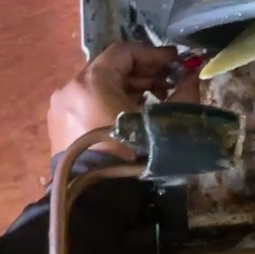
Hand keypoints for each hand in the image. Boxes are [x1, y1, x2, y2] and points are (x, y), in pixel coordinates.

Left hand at [49, 42, 197, 157]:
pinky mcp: (59, 127)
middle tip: (170, 81)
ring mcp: (61, 109)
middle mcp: (70, 89)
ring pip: (99, 87)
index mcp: (91, 82)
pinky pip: (89, 104)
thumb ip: (183, 93)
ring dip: (129, 88)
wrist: (98, 200)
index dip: (153, 53)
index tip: (176, 60)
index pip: (123, 52)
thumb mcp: (162, 122)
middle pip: (110, 68)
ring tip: (157, 99)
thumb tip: (194, 75)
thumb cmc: (133, 155)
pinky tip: (134, 115)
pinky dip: (111, 102)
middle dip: (143, 73)